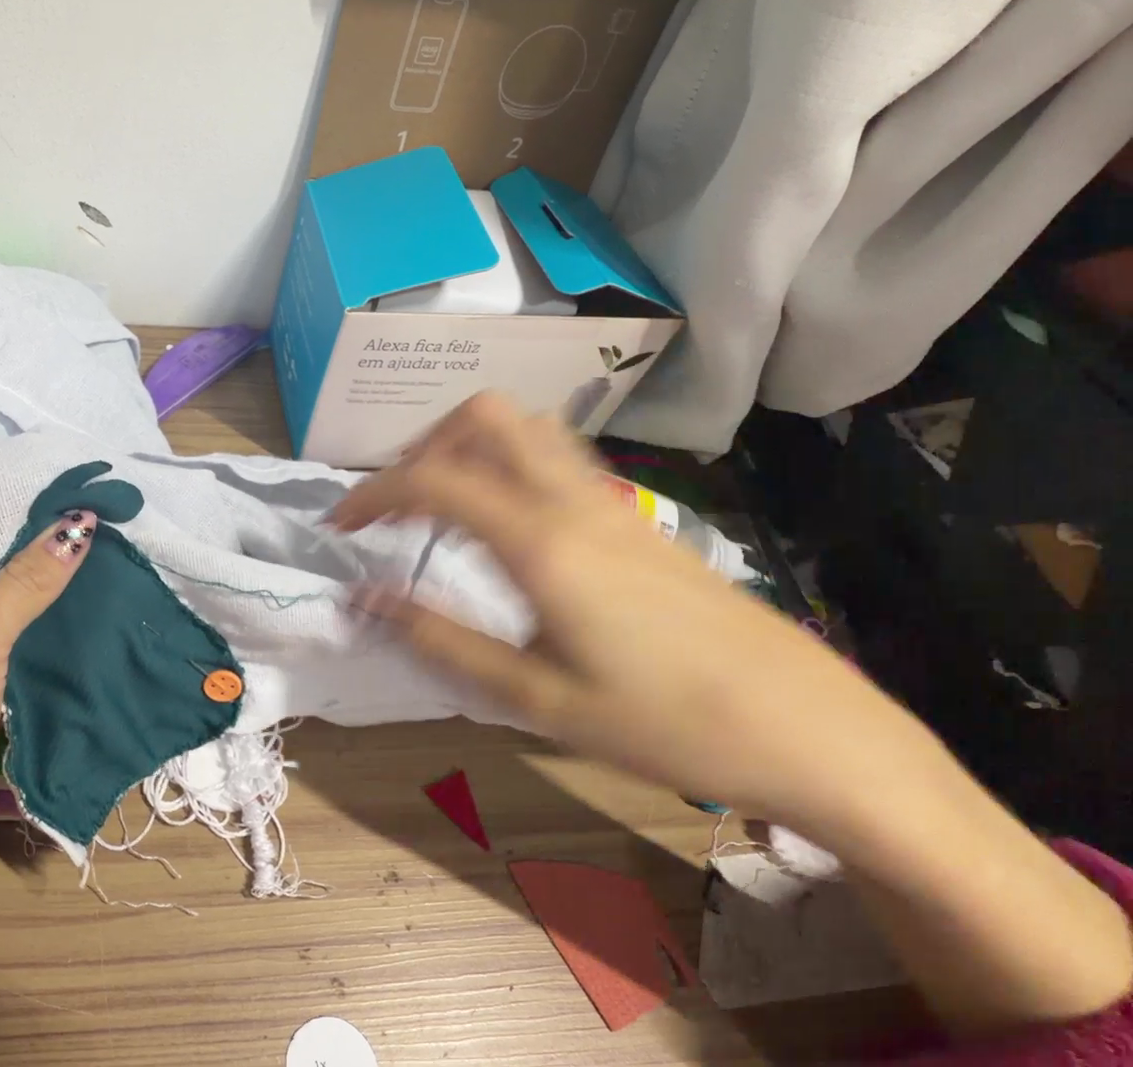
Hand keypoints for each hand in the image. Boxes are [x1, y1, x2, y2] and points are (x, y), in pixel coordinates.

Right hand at [329, 394, 929, 826]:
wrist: (809, 729)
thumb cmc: (664, 725)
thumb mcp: (535, 699)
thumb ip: (441, 640)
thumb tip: (361, 600)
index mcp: (541, 544)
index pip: (433, 480)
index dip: (370, 494)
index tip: (336, 527)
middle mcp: (575, 503)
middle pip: (485, 417)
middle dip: (422, 447)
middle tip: (395, 505)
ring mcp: (614, 504)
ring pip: (527, 429)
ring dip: (468, 449)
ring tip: (440, 510)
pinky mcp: (638, 520)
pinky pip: (557, 460)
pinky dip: (507, 467)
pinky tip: (504, 530)